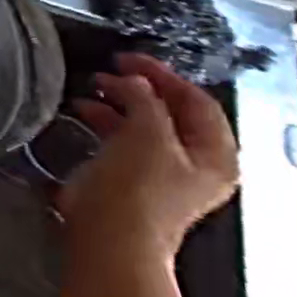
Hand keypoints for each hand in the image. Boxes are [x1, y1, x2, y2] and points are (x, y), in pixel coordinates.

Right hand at [62, 53, 239, 263]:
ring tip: (88, 90)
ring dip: (117, 103)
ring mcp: (162, 174)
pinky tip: (81, 114)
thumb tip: (135, 80)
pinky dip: (104, 122)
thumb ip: (145, 102)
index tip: (128, 58)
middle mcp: (195, 164)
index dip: (164, 75)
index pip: (197, 102)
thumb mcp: (147, 136)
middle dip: (138, 89)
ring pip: (143, 125)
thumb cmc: (137, 188)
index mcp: (214, 155)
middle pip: (171, 113)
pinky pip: (122, 140)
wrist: (110, 237)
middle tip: (106, 72)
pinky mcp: (130, 180)